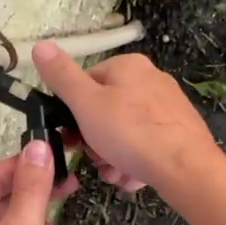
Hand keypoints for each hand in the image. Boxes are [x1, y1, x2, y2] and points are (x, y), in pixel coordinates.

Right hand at [32, 42, 223, 193]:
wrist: (186, 168)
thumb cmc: (131, 133)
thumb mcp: (86, 104)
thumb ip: (62, 77)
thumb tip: (40, 45)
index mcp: (128, 66)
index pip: (88, 83)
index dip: (75, 113)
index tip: (72, 138)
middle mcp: (152, 80)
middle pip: (108, 111)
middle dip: (97, 142)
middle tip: (97, 161)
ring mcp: (169, 108)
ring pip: (127, 134)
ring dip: (114, 158)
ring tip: (116, 175)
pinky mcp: (181, 133)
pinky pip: (148, 147)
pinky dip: (136, 163)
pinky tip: (134, 179)